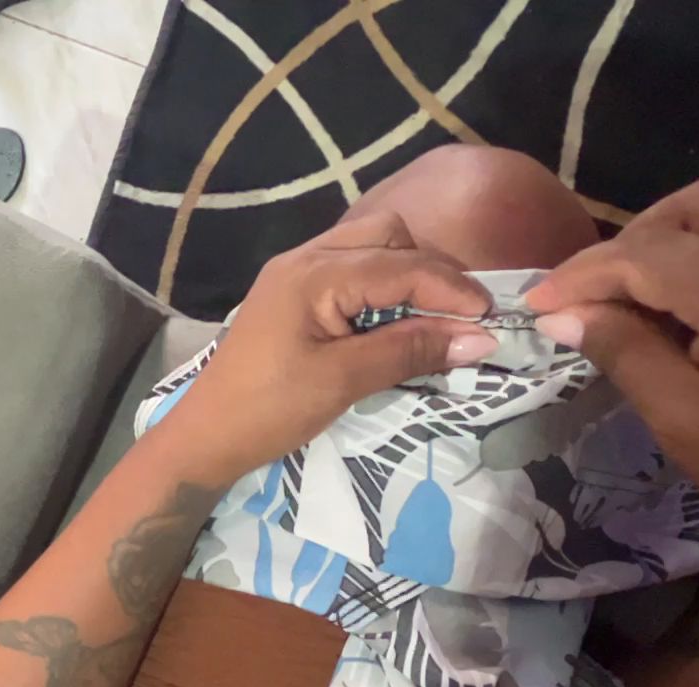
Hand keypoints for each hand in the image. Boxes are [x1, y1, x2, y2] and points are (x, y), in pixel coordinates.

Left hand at [156, 212, 495, 485]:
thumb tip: (480, 338)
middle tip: (461, 316)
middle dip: (431, 271)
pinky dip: (379, 286)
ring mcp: (293, 274)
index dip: (452, 290)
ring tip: (432, 317)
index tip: (492, 320)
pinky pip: (347, 270)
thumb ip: (408, 351)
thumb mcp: (342, 381)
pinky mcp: (289, 296)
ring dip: (406, 274)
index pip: (401, 265)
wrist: (206, 437)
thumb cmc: (268, 411)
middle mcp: (303, 259)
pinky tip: (392, 317)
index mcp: (313, 274)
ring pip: (368, 249)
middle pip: (387, 237)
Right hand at [523, 175, 698, 594]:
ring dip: (672, 238)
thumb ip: (624, 351)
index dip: (582, 272)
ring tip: (627, 293)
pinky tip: (684, 301)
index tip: (536, 302)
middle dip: (630, 238)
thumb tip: (562, 315)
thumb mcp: (683, 420)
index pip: (649, 253)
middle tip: (587, 291)